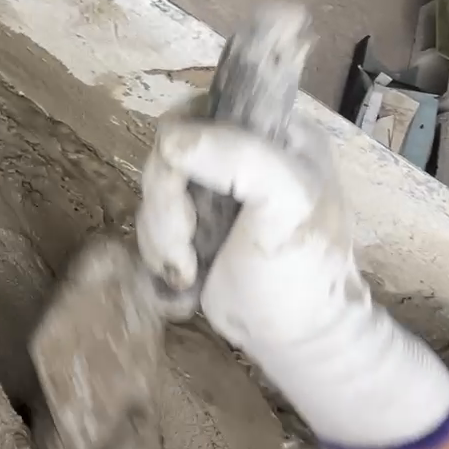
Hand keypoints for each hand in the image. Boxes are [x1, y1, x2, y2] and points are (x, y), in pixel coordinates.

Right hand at [136, 109, 448, 448]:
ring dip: (161, 233)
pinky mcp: (188, 220)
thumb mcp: (287, 204)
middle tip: (187, 240)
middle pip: (165, 150)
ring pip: (151, 187)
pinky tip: (185, 275)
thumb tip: (169, 141)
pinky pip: (147, 217)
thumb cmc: (301, 273)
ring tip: (189, 268)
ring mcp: (209, 187)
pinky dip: (157, 249)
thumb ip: (240, 157)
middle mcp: (236, 152)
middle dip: (167, 202)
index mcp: (272, 133)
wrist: (291, 339)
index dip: (184, 144)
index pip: (202, 109)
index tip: (188, 186)